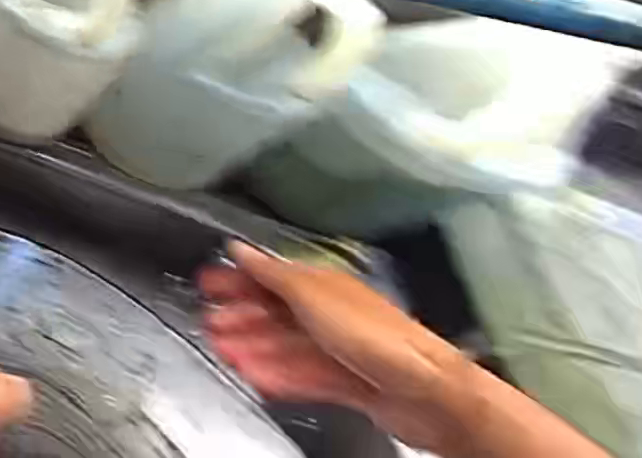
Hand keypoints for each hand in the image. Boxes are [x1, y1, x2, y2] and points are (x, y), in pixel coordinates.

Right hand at [199, 241, 485, 454]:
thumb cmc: (372, 333)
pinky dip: (278, 375)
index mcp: (318, 284)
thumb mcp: (307, 292)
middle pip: (272, 312)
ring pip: (284, 346)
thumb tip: (236, 246)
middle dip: (238, 317)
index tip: (206, 284)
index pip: (266, 276)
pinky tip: (256, 376)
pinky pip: (304, 375)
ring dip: (252, 348)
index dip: (234, 278)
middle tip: (209, 323)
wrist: (434, 396)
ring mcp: (338, 349)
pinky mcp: (348, 383)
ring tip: (224, 353)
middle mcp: (327, 313)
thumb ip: (268, 270)